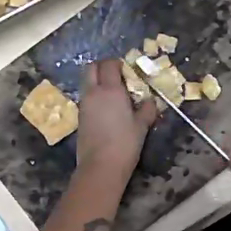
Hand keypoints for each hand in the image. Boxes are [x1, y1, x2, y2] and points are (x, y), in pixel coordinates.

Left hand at [73, 60, 155, 179]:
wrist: (100, 167)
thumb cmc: (125, 143)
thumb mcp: (142, 126)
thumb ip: (147, 109)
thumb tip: (150, 101)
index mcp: (110, 90)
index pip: (109, 65)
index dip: (117, 63)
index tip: (127, 69)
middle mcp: (94, 92)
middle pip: (91, 68)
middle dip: (103, 67)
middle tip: (117, 75)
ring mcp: (84, 104)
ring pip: (87, 82)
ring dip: (97, 81)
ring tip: (113, 93)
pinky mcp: (80, 117)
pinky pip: (86, 97)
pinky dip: (94, 96)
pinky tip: (107, 109)